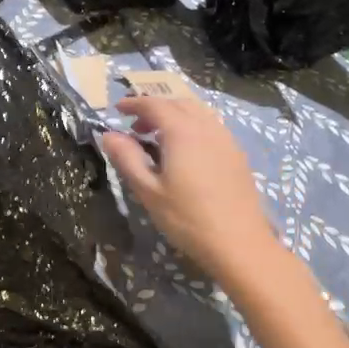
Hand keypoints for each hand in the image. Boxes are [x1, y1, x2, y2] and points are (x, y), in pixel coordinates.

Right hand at [101, 96, 281, 280]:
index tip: (117, 109)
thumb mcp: (147, 190)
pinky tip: (184, 152)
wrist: (239, 244)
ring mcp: (226, 141)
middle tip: (135, 127)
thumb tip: (109, 135)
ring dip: (174, 115)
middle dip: (154, 108)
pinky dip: (191, 126)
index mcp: (182, 132)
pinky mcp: (237, 155)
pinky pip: (211, 127)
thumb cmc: (187, 218)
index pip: (154, 105)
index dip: (133, 103)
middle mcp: (207, 128)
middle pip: (178, 103)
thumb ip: (126, 157)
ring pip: (198, 113)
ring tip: (158, 138)